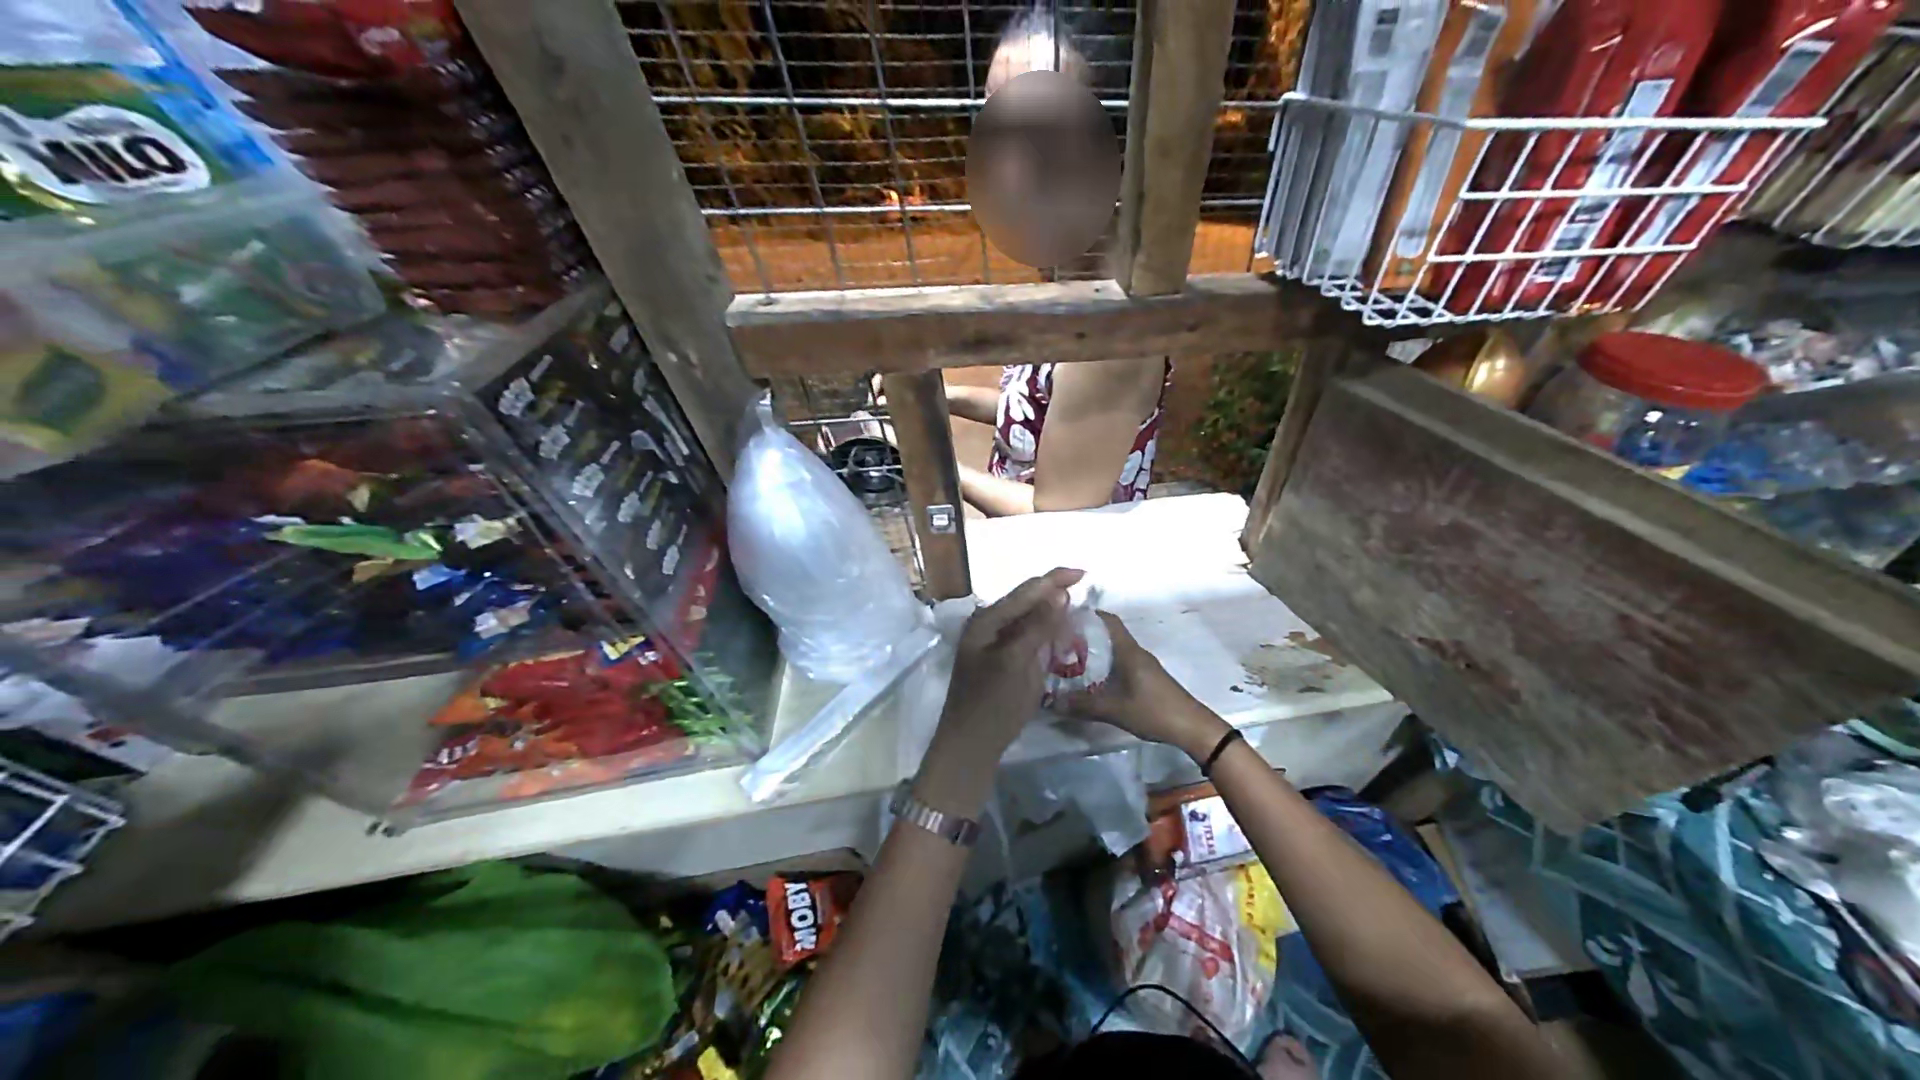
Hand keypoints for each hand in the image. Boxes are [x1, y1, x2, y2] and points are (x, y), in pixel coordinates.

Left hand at [913, 567, 1081, 813]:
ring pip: (1027, 620)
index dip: (1054, 579)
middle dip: (1053, 593)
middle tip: (1082, 587)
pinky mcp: (1002, 663)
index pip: (1025, 592)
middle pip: (1025, 602)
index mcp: (986, 621)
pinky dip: (1044, 634)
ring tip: (1076, 607)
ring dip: (1050, 613)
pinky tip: (1061, 634)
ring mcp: (994, 645)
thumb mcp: (1017, 662)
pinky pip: (1026, 639)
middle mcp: (988, 627)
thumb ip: (1037, 626)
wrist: (970, 744)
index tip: (1083, 573)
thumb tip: (1059, 593)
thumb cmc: (992, 703)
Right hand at [1066, 611, 1229, 761]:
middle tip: (1058, 645)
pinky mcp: (1146, 679)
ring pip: (1114, 652)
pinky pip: (1120, 665)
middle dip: (1084, 637)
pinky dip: (1104, 668)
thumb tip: (1051, 702)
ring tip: (1069, 663)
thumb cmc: (1153, 710)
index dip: (1088, 615)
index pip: (1108, 620)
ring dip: (1094, 654)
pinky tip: (1092, 681)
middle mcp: (1136, 653)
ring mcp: (1143, 666)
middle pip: (1108, 636)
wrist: (1192, 728)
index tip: (1065, 618)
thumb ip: (1082, 705)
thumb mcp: (1113, 709)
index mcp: (1129, 651)